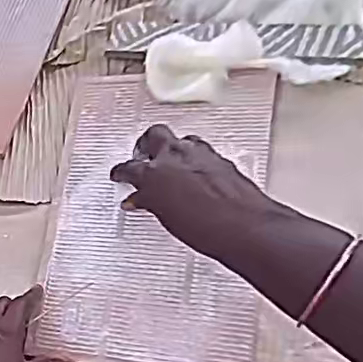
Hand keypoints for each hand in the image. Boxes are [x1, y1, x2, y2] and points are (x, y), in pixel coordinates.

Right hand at [110, 124, 292, 260]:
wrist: (243, 226)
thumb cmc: (204, 224)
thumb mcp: (162, 215)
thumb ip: (149, 201)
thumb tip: (140, 199)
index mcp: (153, 172)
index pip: (128, 167)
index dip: (121, 171)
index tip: (120, 174)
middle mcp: (177, 156)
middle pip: (154, 135)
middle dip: (145, 143)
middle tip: (141, 154)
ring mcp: (201, 155)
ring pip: (181, 140)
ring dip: (172, 149)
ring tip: (168, 164)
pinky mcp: (221, 159)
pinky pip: (201, 151)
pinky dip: (193, 160)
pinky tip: (192, 174)